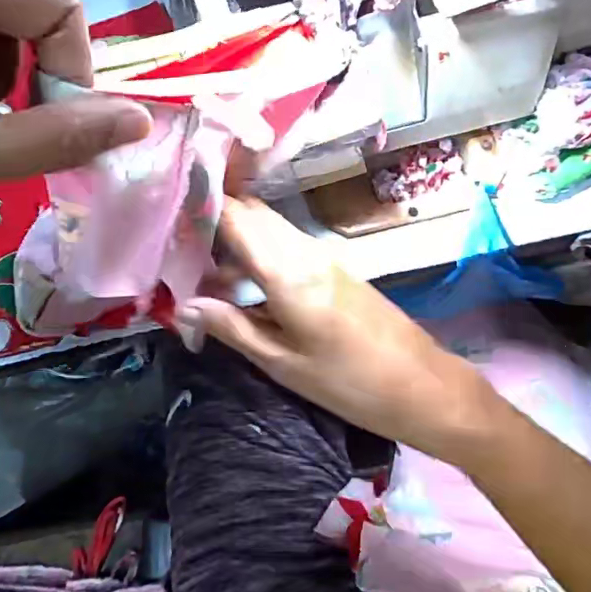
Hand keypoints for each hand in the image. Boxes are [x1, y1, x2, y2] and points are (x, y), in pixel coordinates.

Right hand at [178, 197, 511, 461]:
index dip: (201, 205)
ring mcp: (323, 255)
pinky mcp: (333, 267)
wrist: (423, 386)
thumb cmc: (349, 383)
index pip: (237, 218)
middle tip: (173, 237)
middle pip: (252, 213)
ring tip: (196, 259)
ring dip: (233, 233)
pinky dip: (256, 247)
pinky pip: (285, 242)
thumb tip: (183, 304)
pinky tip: (237, 276)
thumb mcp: (283, 363)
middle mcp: (305, 251)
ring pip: (268, 226)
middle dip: (212, 216)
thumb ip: (232, 327)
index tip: (167, 208)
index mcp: (288, 273)